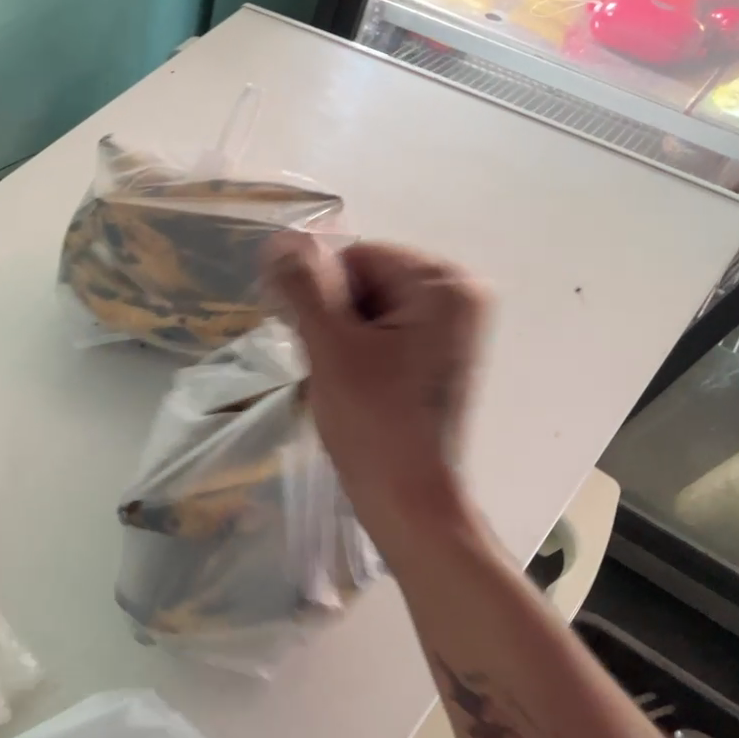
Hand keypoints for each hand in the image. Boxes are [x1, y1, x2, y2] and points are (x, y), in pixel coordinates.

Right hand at [267, 235, 489, 559]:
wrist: (408, 499)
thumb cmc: (373, 422)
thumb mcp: (331, 347)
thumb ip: (303, 286)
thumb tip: (278, 238)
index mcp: (444, 283)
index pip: (355, 256)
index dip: (322, 296)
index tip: (318, 344)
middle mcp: (460, 296)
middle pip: (365, 280)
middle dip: (334, 318)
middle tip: (332, 368)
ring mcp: (453, 329)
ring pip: (368, 310)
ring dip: (340, 340)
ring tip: (345, 383)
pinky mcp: (439, 358)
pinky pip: (383, 334)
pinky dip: (357, 355)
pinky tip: (354, 389)